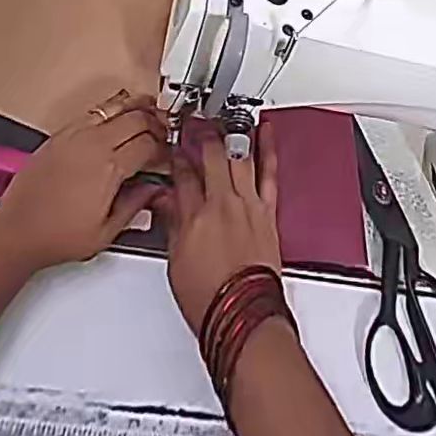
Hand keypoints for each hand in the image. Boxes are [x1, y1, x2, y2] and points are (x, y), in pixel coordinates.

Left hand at [0, 90, 169, 273]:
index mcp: (110, 168)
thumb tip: (153, 190)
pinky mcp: (61, 133)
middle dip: (157, 122)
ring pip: (117, 105)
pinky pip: (94, 110)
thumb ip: (135, 205)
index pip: (149, 143)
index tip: (168, 154)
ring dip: (137, 107)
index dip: (164, 147)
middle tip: (164, 131)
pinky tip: (118, 115)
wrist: (17, 230)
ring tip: (149, 111)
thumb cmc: (54, 235)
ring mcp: (76, 134)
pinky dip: (113, 108)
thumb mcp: (106, 232)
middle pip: (138, 117)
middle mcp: (94, 144)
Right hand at [161, 118, 280, 332]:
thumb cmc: (210, 298)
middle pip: (210, 155)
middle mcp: (220, 204)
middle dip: (202, 134)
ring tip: (226, 118)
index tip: (177, 148)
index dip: (178, 156)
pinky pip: (269, 172)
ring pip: (238, 156)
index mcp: (193, 216)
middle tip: (198, 123)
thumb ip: (172, 224)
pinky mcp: (267, 211)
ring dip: (231, 133)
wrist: (243, 317)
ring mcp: (246, 205)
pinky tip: (266, 132)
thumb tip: (166, 203)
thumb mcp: (176, 261)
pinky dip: (268, 149)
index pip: (182, 174)